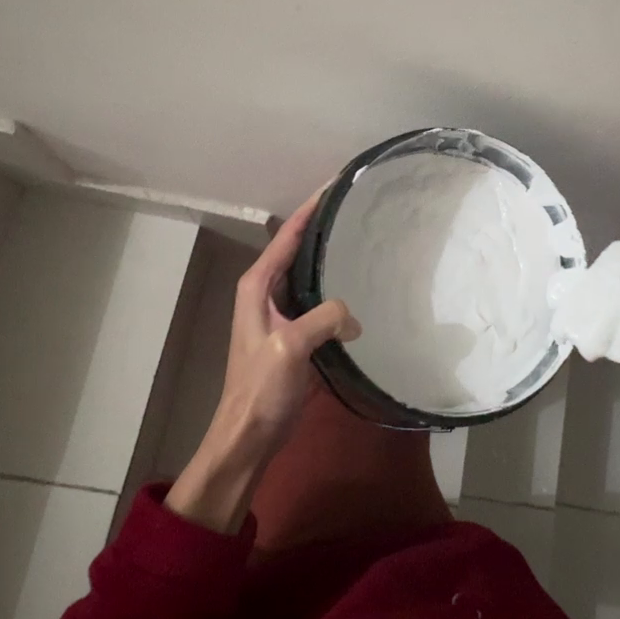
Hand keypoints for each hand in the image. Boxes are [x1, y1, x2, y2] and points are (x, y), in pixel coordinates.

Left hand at [167, 189, 359, 530]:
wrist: (249, 435)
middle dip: (326, 228)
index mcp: (258, 285)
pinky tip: (366, 291)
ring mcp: (282, 313)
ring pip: (312, 275)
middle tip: (364, 210)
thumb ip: (324, 318)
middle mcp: (267, 292)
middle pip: (300, 248)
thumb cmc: (261, 389)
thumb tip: (354, 316)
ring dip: (335, 260)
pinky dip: (340, 292)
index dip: (311, 207)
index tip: (338, 183)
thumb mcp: (290, 346)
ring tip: (370, 242)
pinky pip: (322, 302)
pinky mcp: (297, 334)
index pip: (287, 234)